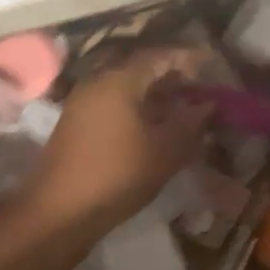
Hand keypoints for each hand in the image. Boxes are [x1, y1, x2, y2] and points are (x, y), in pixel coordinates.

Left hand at [22, 48, 212, 232]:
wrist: (58, 213)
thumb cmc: (117, 175)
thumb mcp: (164, 151)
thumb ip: (190, 123)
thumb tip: (206, 104)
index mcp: (119, 80)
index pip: (159, 56)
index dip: (188, 58)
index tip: (211, 64)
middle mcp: (97, 83)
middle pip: (141, 69)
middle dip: (173, 77)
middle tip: (200, 89)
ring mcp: (83, 104)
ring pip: (127, 88)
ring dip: (156, 95)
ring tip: (183, 110)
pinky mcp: (76, 125)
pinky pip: (114, 105)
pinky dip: (138, 109)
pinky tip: (155, 128)